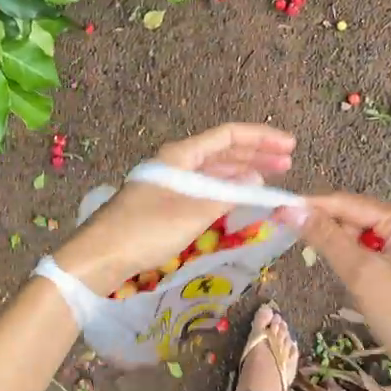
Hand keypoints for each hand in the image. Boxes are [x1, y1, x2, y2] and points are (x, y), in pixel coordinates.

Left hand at [52, 123, 295, 294]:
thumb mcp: (191, 213)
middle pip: (222, 150)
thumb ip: (226, 196)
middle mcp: (176, 162)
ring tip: (272, 177)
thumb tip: (257, 181)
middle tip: (289, 161)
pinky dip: (226, 189)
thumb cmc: (144, 230)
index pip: (227, 136)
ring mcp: (170, 182)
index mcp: (180, 155)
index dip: (260, 137)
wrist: (100, 255)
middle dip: (256, 152)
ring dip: (243, 170)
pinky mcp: (166, 202)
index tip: (290, 145)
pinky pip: (204, 187)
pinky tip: (240, 197)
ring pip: (214, 169)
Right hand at [300, 193, 390, 385]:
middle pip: (363, 218)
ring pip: (373, 238)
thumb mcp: (361, 276)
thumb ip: (326, 238)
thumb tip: (291, 210)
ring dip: (350, 251)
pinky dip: (368, 263)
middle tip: (305, 251)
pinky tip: (362, 284)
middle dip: (334, 232)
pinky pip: (388, 253)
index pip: (350, 203)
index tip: (278, 211)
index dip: (312, 207)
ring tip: (336, 273)